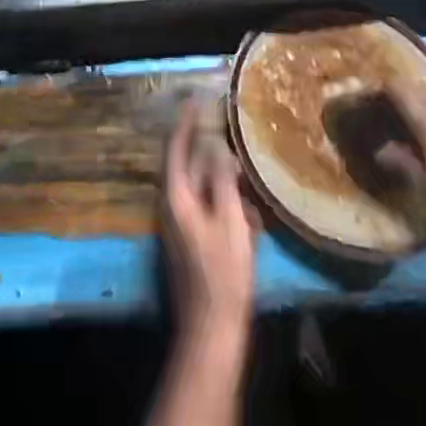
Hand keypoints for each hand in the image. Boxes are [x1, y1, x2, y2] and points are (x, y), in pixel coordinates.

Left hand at [161, 100, 255, 333]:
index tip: (196, 98)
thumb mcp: (230, 221)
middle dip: (209, 149)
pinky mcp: (193, 238)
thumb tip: (216, 146)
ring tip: (249, 175)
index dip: (185, 121)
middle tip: (232, 131)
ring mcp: (181, 223)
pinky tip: (252, 217)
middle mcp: (172, 205)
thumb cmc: (223, 273)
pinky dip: (228, 206)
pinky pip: (210, 209)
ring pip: (203, 187)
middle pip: (188, 165)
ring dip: (224, 180)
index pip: (175, 147)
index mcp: (175, 196)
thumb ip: (221, 181)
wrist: (212, 328)